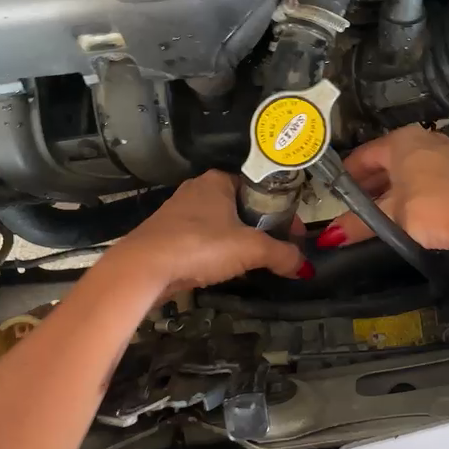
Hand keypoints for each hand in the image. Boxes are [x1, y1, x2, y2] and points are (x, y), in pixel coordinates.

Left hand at [103, 172, 305, 289]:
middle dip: (261, 227)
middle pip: (241, 206)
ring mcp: (179, 211)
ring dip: (239, 241)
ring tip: (256, 261)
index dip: (281, 211)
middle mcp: (199, 189)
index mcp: (219, 180)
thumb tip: (305, 266)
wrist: (144, 268)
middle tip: (279, 249)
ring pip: (221, 224)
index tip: (294, 234)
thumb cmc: (201, 245)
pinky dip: (217, 251)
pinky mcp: (167, 234)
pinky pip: (202, 239)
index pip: (260, 188)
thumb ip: (281, 254)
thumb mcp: (250, 249)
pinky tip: (225, 269)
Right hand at [323, 126, 448, 251]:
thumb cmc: (429, 206)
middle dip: (370, 184)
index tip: (335, 191)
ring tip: (378, 214)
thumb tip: (330, 237)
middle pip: (388, 160)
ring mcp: (447, 154)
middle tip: (353, 206)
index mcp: (401, 140)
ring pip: (410, 169)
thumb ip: (359, 224)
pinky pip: (428, 178)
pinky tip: (409, 213)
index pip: (366, 154)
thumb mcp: (391, 215)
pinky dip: (414, 192)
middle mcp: (424, 139)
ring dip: (393, 190)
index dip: (348, 174)